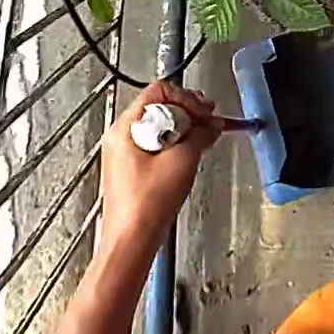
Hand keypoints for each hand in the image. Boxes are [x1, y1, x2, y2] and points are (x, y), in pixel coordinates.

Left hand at [99, 81, 218, 264]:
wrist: (131, 241)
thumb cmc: (147, 205)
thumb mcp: (183, 161)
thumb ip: (200, 135)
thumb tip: (212, 124)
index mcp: (126, 126)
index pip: (159, 91)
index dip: (186, 98)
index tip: (205, 113)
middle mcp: (121, 134)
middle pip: (158, 105)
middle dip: (186, 111)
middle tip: (208, 121)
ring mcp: (124, 151)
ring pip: (157, 124)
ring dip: (182, 128)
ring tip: (201, 139)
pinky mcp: (130, 167)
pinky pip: (154, 143)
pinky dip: (173, 143)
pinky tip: (187, 155)